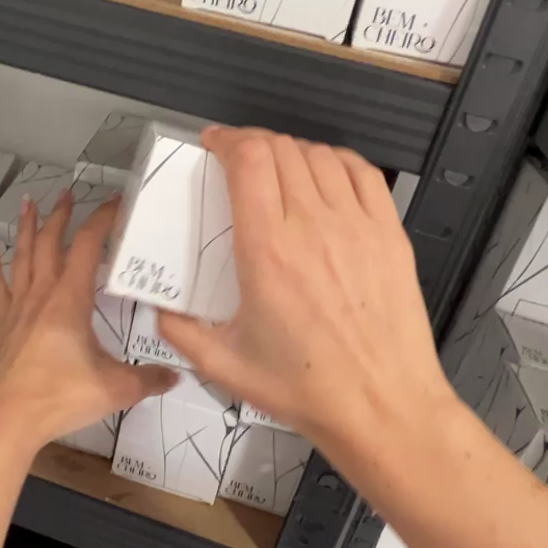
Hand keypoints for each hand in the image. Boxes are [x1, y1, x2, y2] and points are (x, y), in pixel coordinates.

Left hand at [0, 189, 176, 447]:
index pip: (89, 245)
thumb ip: (148, 379)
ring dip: (26, 228)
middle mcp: (41, 294)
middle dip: (61, 215)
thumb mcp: (115, 388)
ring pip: (21, 256)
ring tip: (28, 202)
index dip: (102, 219)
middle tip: (68, 193)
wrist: (4, 421)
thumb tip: (177, 376)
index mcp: (70, 299)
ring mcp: (16, 308)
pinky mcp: (0, 326)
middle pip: (50, 242)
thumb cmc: (59, 398)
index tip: (116, 201)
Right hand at [159, 127, 452, 456]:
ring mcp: (357, 226)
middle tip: (236, 156)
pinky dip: (336, 159)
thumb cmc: (305, 388)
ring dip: (290, 149)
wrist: (383, 408)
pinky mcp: (389, 234)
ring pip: (319, 155)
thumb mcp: (225, 366)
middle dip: (252, 142)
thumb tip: (158, 306)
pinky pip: (362, 172)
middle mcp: (312, 227)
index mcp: (267, 252)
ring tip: (276, 165)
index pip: (249, 161)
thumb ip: (180, 331)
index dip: (227, 139)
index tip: (212, 144)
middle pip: (281, 149)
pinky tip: (322, 171)